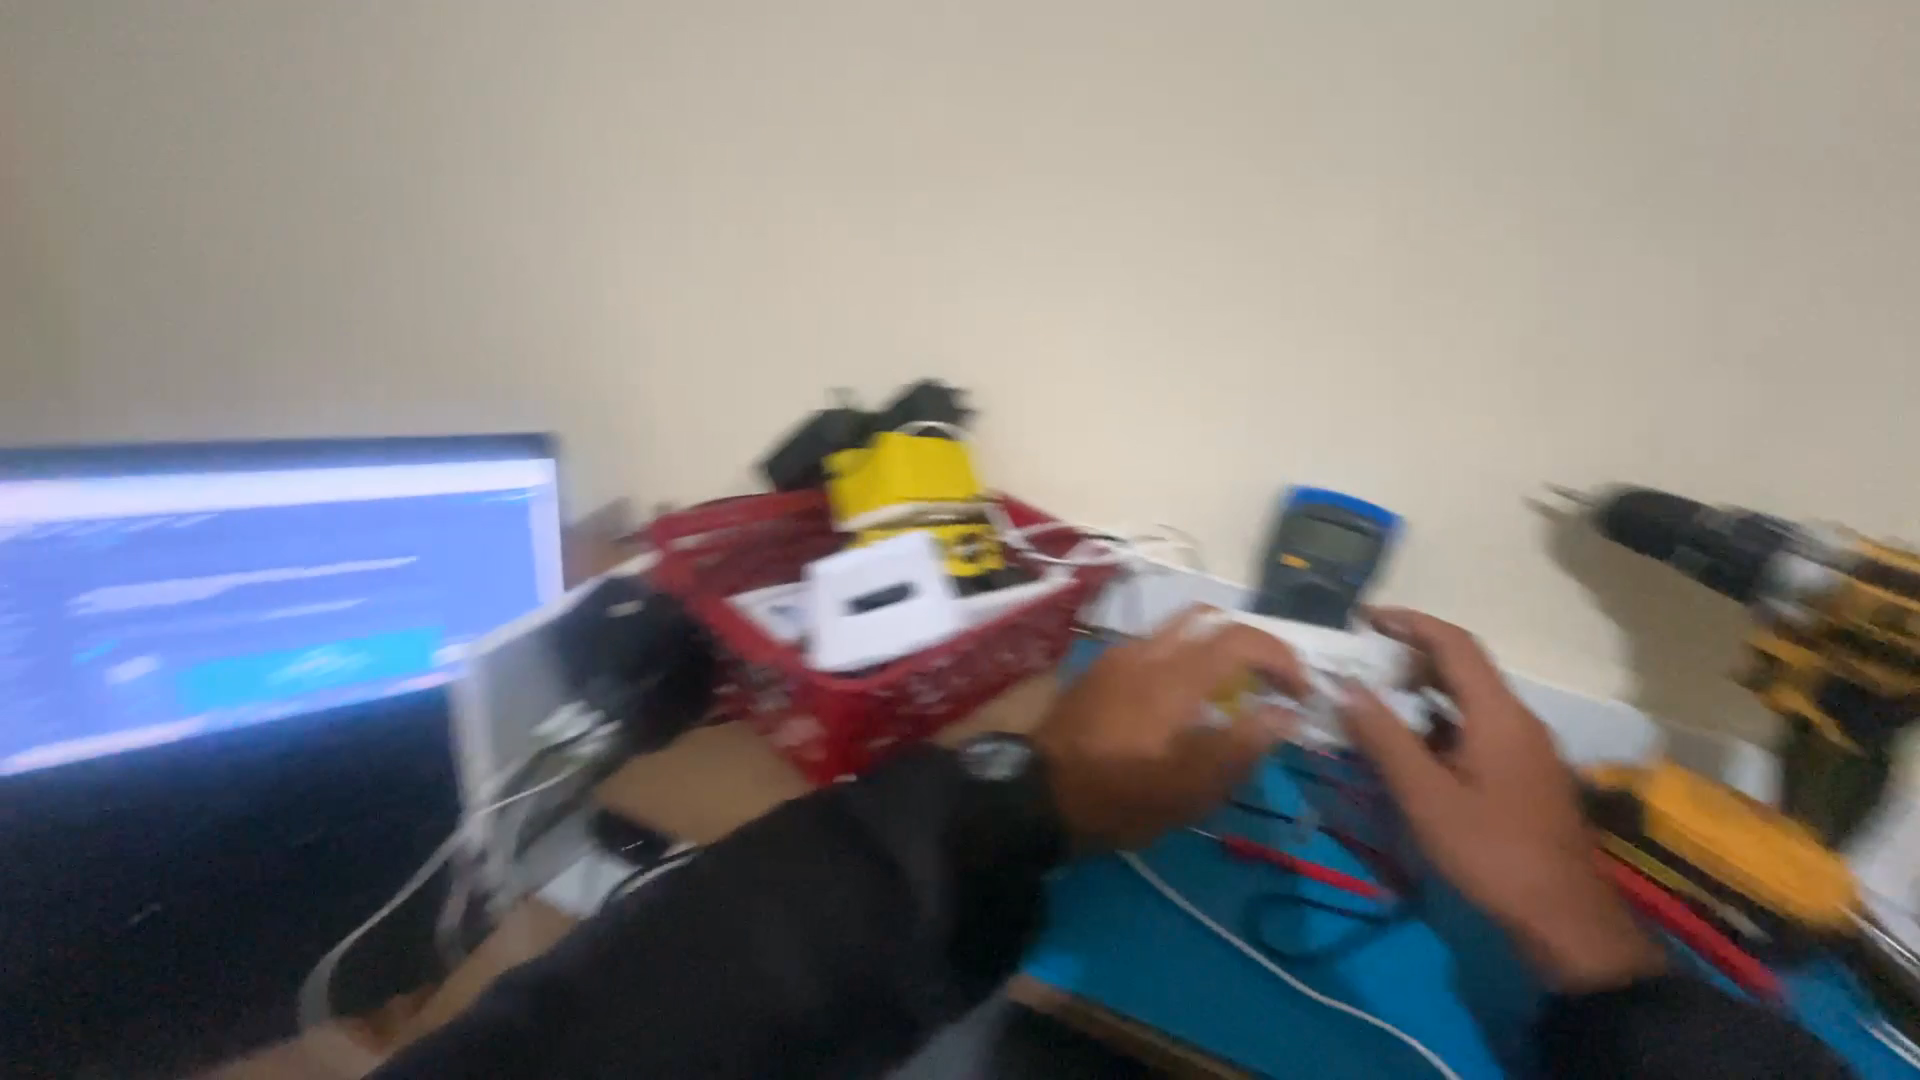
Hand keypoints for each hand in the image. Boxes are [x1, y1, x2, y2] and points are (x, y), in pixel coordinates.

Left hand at [1032, 607, 1308, 851]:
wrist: (1039, 794)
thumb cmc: (1120, 797)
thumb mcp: (1191, 789)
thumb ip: (1243, 745)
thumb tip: (1285, 714)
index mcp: (1174, 676)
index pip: (1241, 638)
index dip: (1282, 658)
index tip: (1300, 691)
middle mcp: (1147, 650)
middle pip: (1209, 618)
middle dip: (1247, 644)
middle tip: (1265, 682)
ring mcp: (1118, 654)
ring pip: (1177, 629)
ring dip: (1211, 648)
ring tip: (1225, 690)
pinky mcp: (1100, 667)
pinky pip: (1152, 646)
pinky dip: (1180, 657)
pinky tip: (1180, 699)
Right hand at [1340, 608, 1665, 992]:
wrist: (1565, 922)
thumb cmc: (1490, 851)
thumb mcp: (1424, 794)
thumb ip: (1382, 736)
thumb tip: (1345, 687)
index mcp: (1498, 715)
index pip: (1454, 644)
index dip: (1408, 622)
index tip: (1363, 619)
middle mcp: (1518, 720)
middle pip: (1462, 667)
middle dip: (1408, 657)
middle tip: (1359, 666)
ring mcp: (1526, 748)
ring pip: (1468, 699)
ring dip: (1420, 691)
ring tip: (1373, 704)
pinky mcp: (1524, 774)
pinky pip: (1475, 727)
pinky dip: (1436, 722)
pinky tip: (1408, 748)